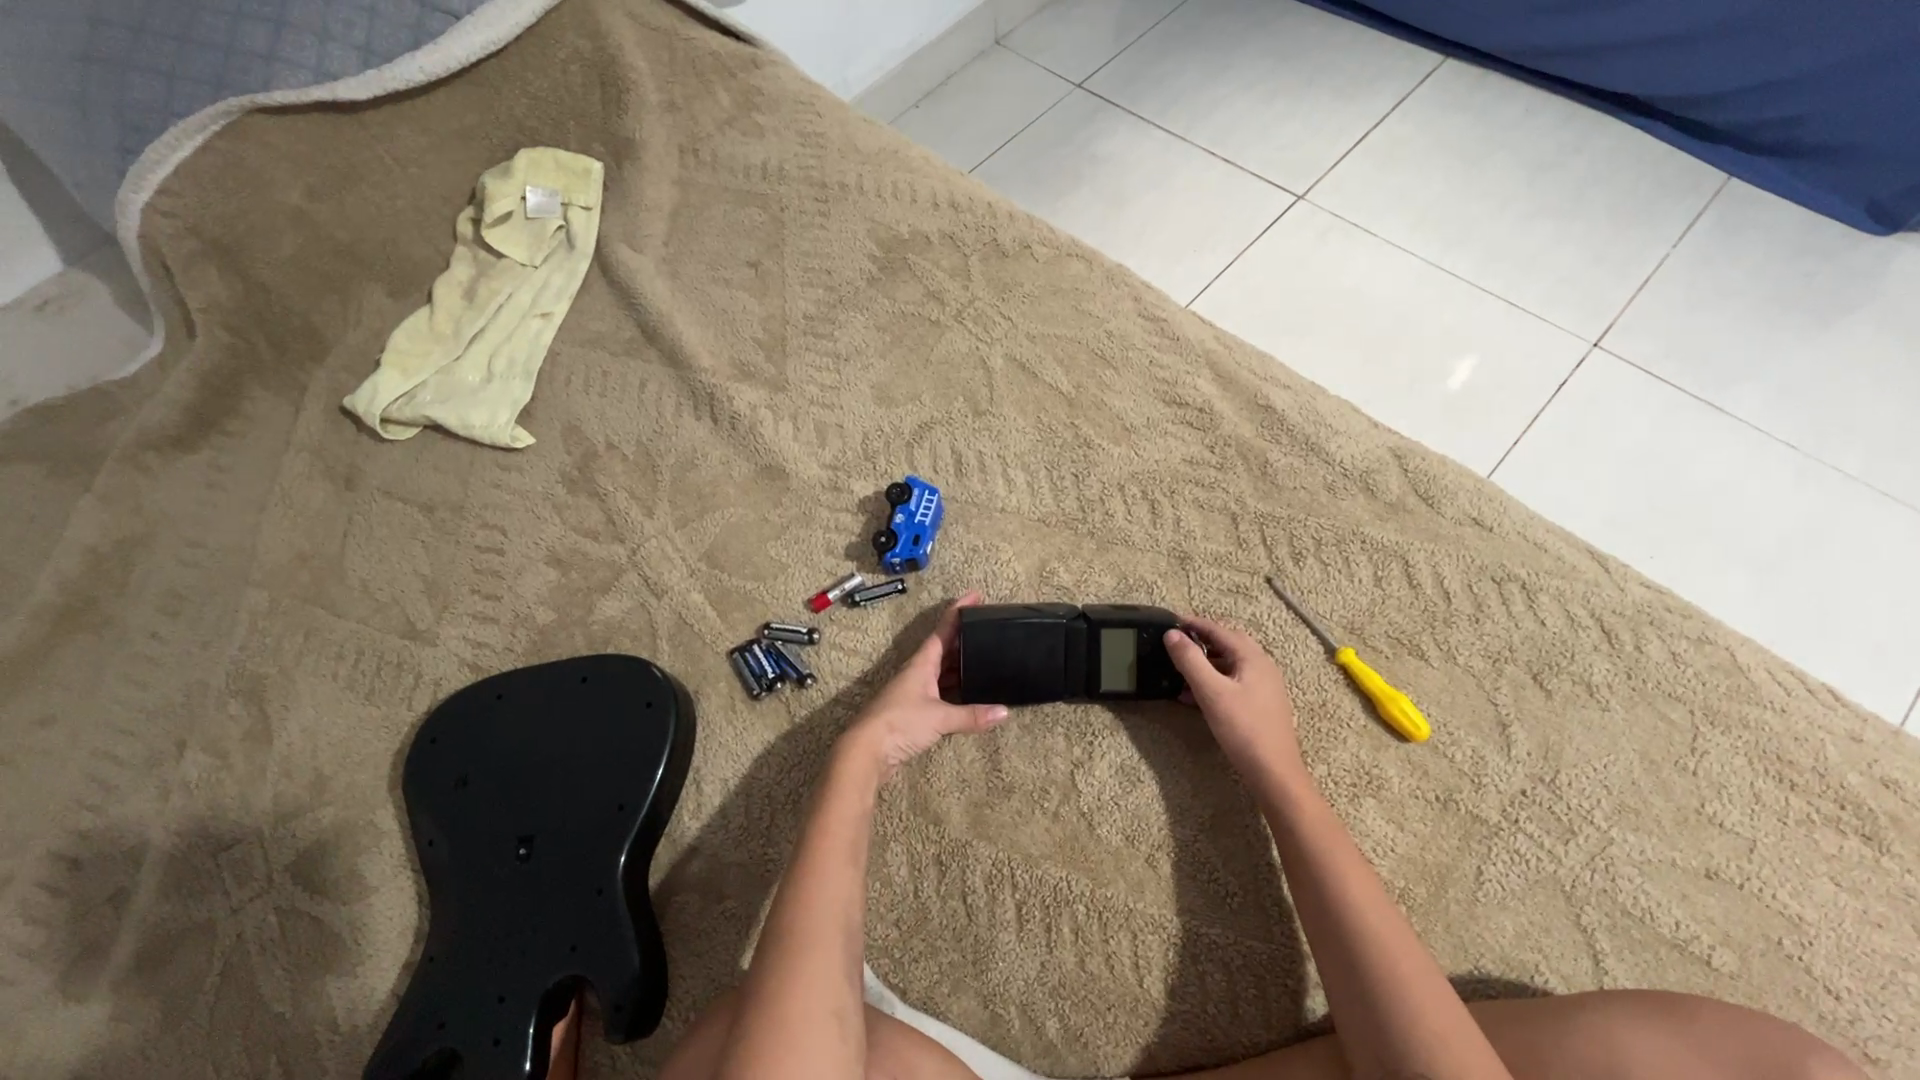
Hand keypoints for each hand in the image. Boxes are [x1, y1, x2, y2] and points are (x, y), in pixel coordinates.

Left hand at [840, 590, 1009, 780]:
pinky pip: (940, 692)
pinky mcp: (914, 710)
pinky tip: (968, 694)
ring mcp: (915, 691)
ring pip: (942, 671)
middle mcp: (918, 673)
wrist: (867, 750)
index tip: (974, 596)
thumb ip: (972, 715)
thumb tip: (1003, 712)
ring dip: (961, 665)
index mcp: (922, 663)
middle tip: (987, 629)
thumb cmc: (899, 723)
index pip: (943, 630)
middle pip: (944, 649)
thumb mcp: (940, 717)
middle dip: (965, 638)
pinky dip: (956, 690)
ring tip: (984, 659)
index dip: (959, 612)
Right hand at [1165, 617, 1305, 781]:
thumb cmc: (1243, 728)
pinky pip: (1231, 682)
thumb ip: (1190, 661)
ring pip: (1229, 665)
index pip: (1220, 630)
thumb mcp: (1211, 692)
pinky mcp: (1259, 704)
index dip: (1194, 624)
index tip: (1170, 621)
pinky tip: (1191, 696)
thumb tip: (1171, 634)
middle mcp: (1261, 666)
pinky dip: (1211, 682)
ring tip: (1178, 670)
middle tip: (1175, 643)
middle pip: (1227, 644)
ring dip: (1204, 664)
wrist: (1273, 771)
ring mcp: (1263, 686)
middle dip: (1201, 641)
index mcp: (1253, 658)